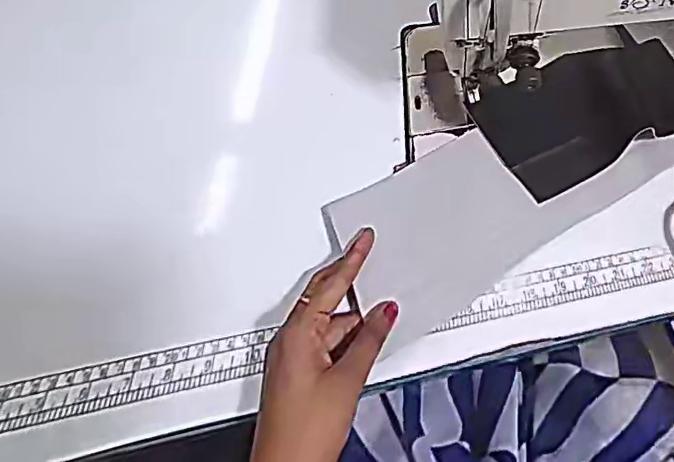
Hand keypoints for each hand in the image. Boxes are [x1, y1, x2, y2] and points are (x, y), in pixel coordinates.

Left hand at [250, 229, 397, 461]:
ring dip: (352, 318)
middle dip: (348, 280)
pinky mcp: (296, 375)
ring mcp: (291, 359)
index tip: (363, 239)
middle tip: (367, 254)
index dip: (351, 259)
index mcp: (296, 334)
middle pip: (323, 297)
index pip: (329, 285)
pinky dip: (345, 337)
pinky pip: (324, 341)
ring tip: (379, 312)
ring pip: (328, 322)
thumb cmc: (303, 435)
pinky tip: (364, 340)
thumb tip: (384, 310)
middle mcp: (289, 342)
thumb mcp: (348, 378)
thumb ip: (370, 338)